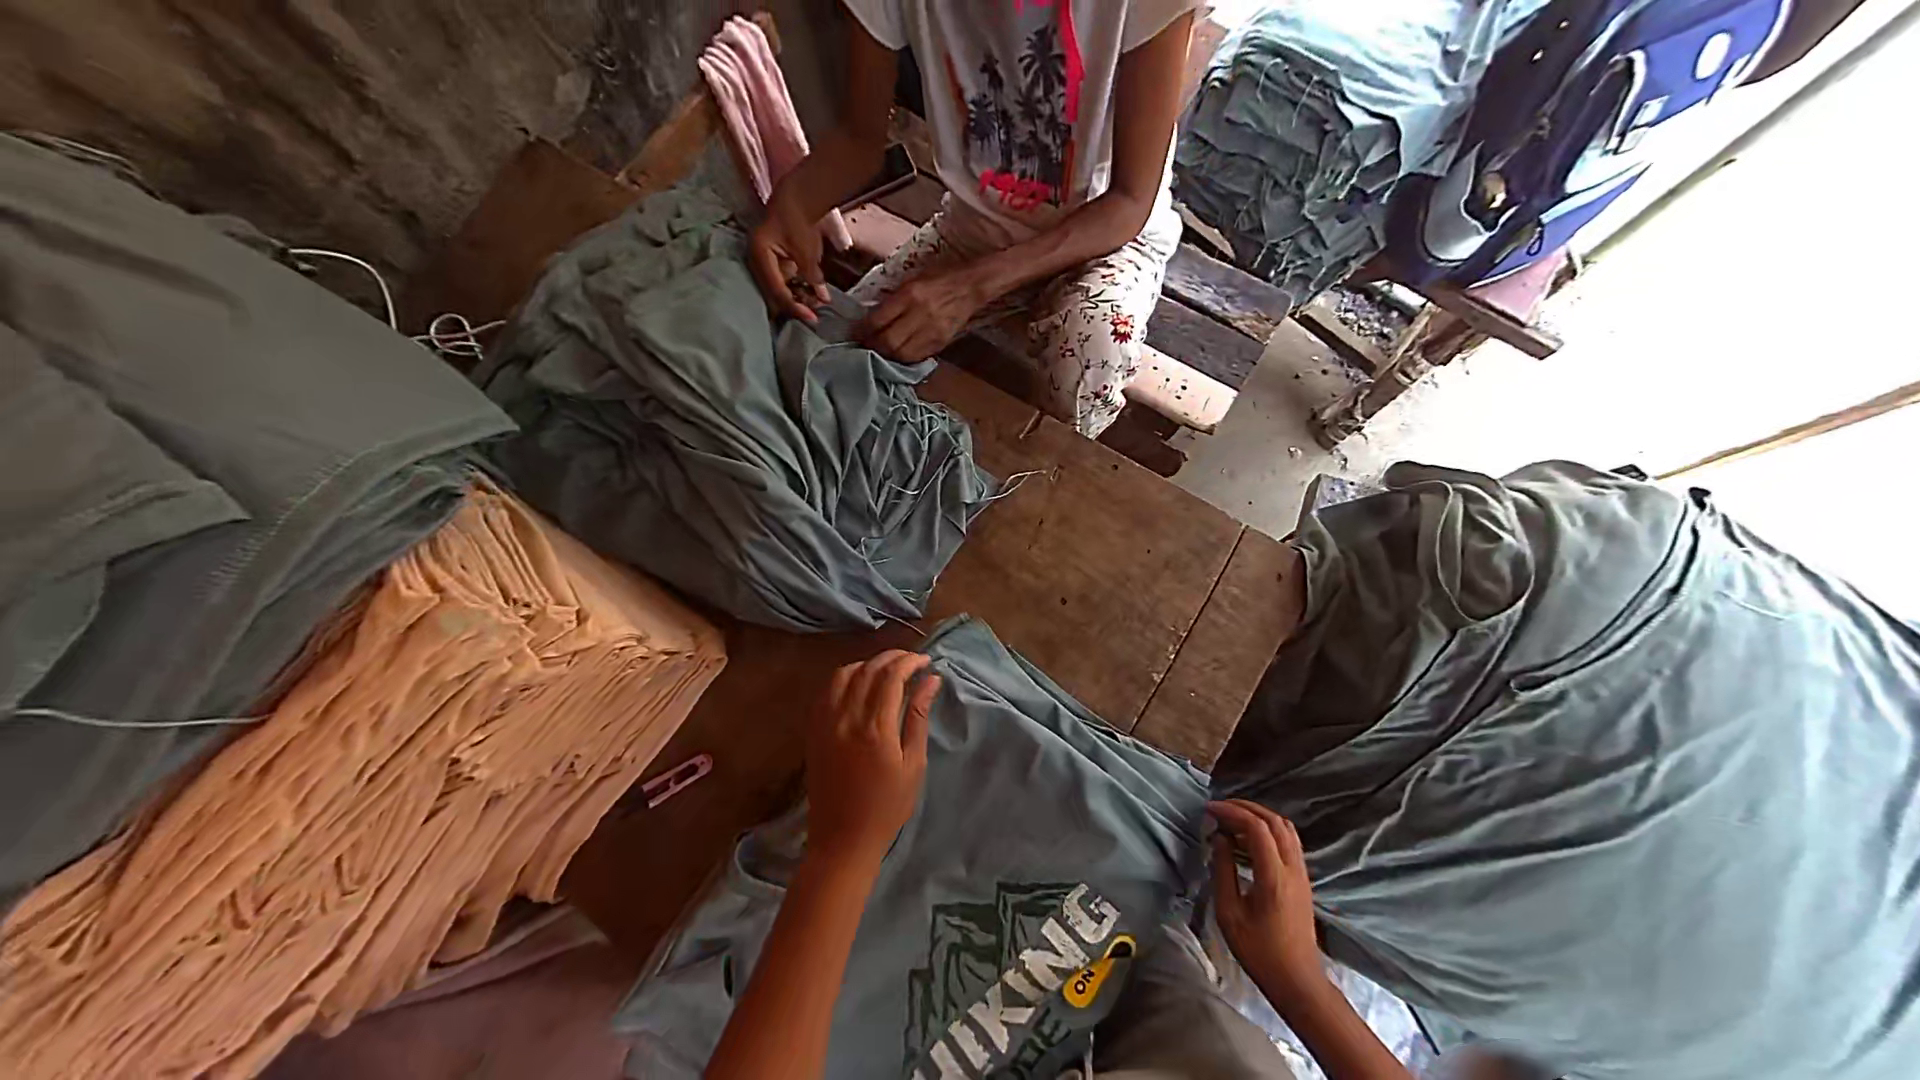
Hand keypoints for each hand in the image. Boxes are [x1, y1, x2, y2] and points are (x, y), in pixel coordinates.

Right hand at [749, 191, 829, 323]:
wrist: (798, 197)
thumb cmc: (800, 221)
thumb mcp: (807, 253)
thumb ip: (813, 278)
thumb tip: (823, 299)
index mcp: (760, 255)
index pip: (777, 290)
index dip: (794, 307)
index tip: (811, 318)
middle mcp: (756, 260)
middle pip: (774, 292)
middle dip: (794, 305)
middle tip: (813, 316)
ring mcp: (762, 261)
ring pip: (778, 288)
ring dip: (796, 298)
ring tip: (815, 305)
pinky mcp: (771, 261)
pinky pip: (782, 280)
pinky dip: (795, 288)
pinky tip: (809, 295)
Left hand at [805, 651, 941, 868]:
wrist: (842, 839)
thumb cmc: (886, 807)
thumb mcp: (913, 764)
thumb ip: (918, 718)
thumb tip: (930, 681)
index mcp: (875, 728)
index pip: (891, 676)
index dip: (910, 662)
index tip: (926, 661)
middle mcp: (846, 718)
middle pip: (868, 669)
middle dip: (892, 658)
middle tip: (912, 660)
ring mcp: (825, 722)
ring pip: (844, 674)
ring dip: (868, 664)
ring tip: (887, 669)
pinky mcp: (814, 730)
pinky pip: (827, 690)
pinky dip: (845, 677)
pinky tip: (859, 684)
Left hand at [856, 269, 986, 361]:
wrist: (971, 286)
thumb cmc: (939, 277)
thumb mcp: (912, 280)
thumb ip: (893, 299)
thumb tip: (872, 318)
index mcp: (910, 294)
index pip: (878, 320)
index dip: (862, 331)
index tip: (854, 335)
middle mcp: (920, 314)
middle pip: (888, 341)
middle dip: (872, 347)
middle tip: (864, 347)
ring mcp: (931, 331)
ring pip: (901, 354)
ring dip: (886, 356)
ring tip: (879, 353)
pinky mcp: (940, 343)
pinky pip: (917, 357)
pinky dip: (903, 358)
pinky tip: (898, 354)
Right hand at [1209, 799, 1329, 1013]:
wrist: (1297, 980)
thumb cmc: (1258, 950)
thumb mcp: (1229, 912)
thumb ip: (1223, 870)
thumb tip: (1219, 838)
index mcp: (1274, 876)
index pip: (1257, 827)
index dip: (1231, 812)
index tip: (1209, 810)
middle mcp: (1293, 869)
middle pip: (1274, 821)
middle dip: (1245, 807)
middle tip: (1220, 808)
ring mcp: (1302, 874)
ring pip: (1285, 828)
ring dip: (1259, 816)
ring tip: (1232, 820)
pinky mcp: (1303, 880)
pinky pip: (1288, 842)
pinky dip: (1268, 830)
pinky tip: (1248, 840)